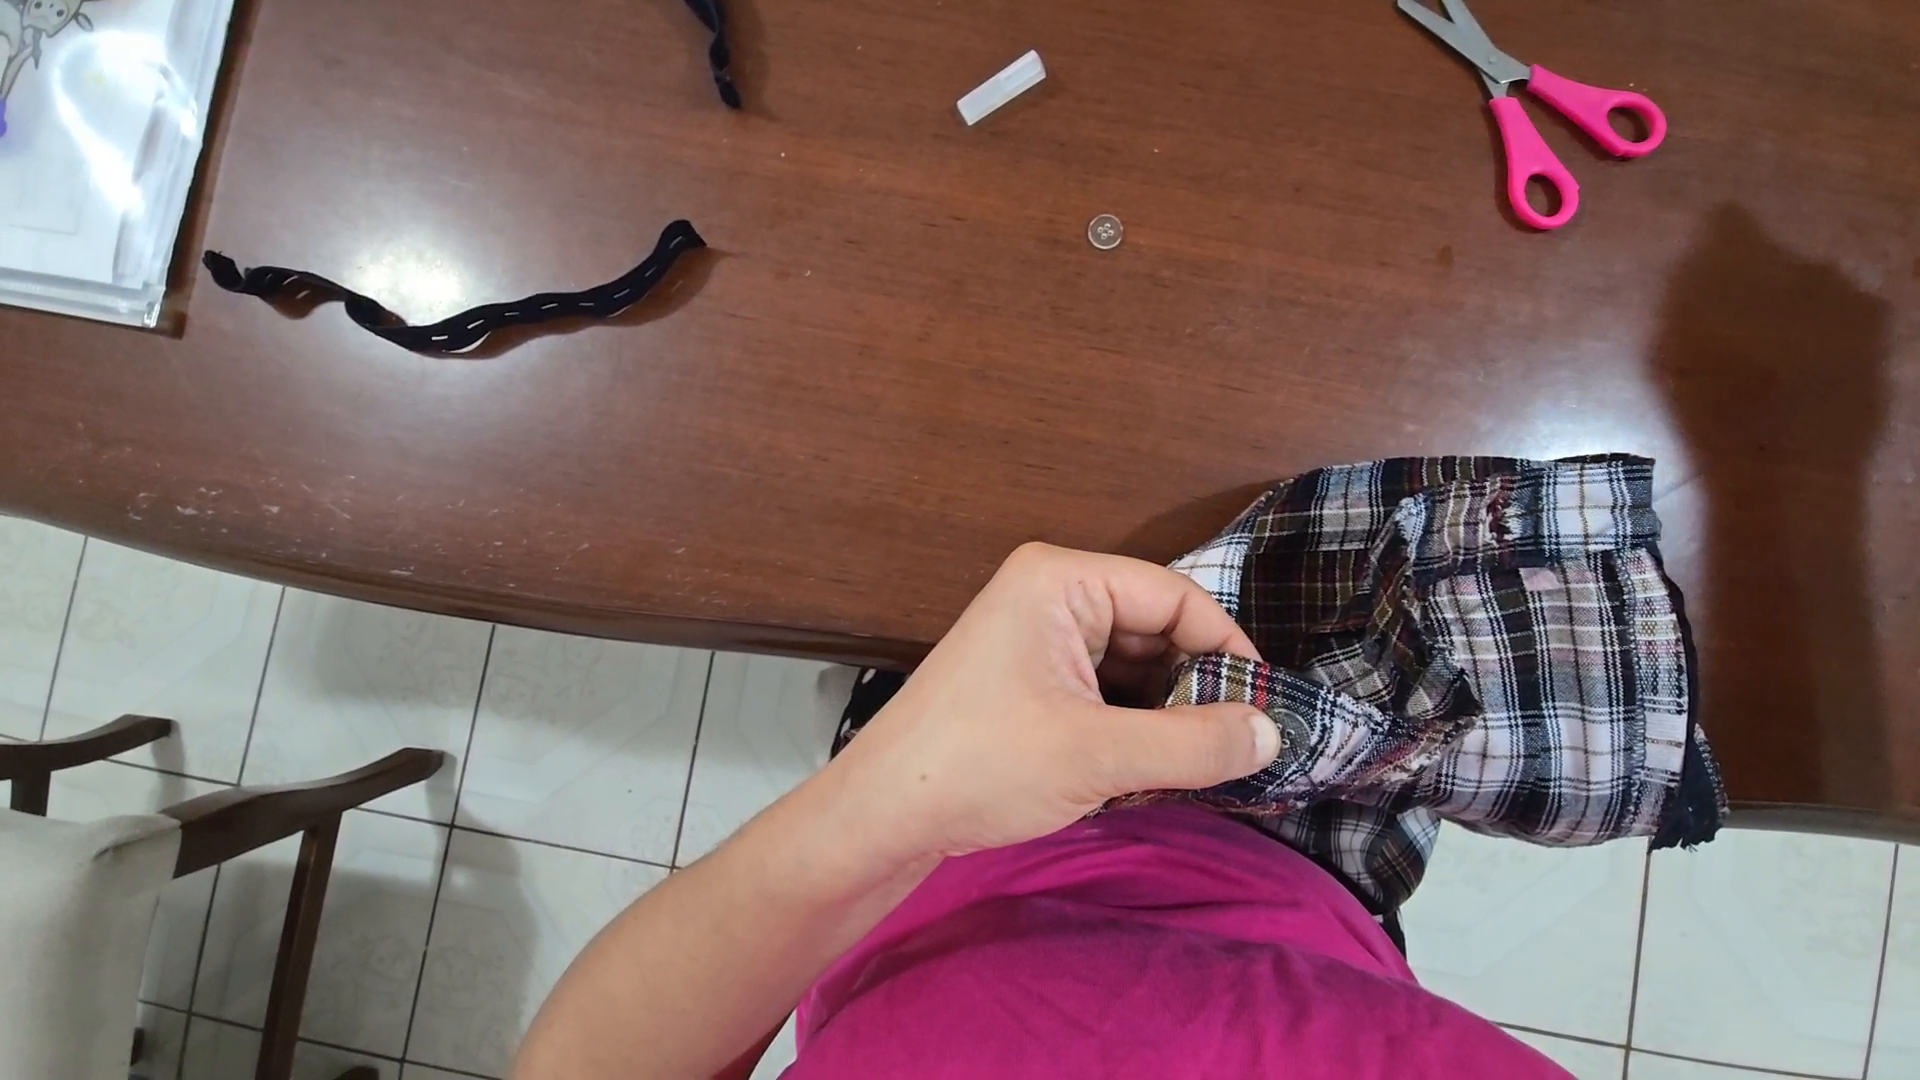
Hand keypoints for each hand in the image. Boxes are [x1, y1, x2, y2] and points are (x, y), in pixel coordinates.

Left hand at [816, 543, 1279, 865]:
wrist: (885, 811)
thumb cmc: (980, 764)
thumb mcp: (1098, 755)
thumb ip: (1195, 743)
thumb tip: (1273, 733)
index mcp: (1061, 579)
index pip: (1173, 596)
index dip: (1226, 648)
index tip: (1265, 708)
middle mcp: (1048, 593)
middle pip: (1152, 626)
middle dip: (1194, 684)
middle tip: (1236, 744)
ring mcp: (1034, 634)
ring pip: (1130, 662)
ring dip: (1164, 709)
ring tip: (1198, 760)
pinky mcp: (1028, 675)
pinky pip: (1101, 685)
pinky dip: (1132, 720)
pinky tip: (1153, 763)